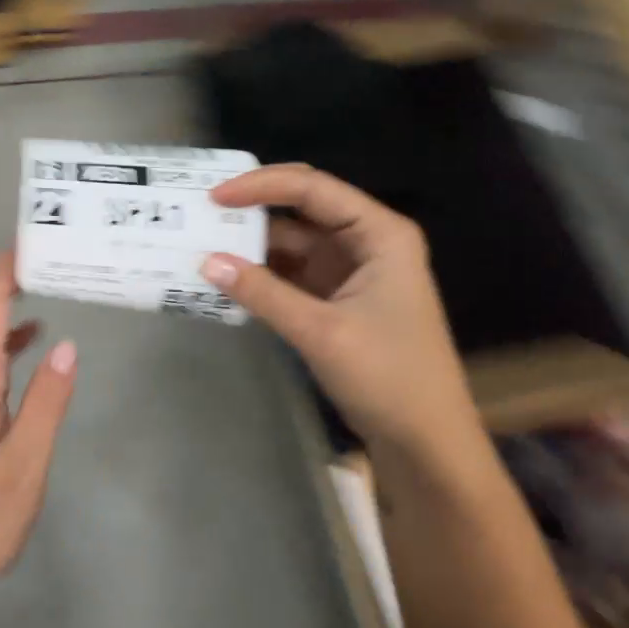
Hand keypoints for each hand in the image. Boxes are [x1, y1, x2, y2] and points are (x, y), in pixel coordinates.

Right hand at [200, 164, 479, 451]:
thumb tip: (206, 261)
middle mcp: (366, 242)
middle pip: (303, 207)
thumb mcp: (321, 331)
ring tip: (202, 240)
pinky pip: (291, 273)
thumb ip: (263, 293)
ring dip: (252, 243)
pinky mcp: (336, 299)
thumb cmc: (389, 377)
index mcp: (380, 234)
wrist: (426, 442)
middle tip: (202, 210)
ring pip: (293, 242)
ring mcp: (351, 271)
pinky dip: (261, 273)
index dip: (262, 185)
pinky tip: (226, 275)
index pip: (313, 189)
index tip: (215, 196)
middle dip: (254, 207)